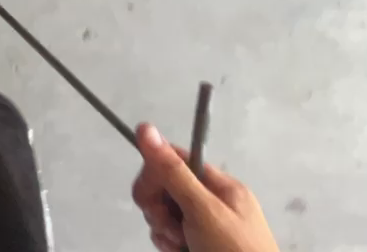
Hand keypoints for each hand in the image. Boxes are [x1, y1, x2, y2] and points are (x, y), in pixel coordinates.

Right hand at [131, 123, 279, 251]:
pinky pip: (166, 229)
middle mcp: (213, 201)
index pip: (174, 159)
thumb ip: (173, 171)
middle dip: (157, 204)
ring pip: (161, 209)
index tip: (151, 191)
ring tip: (177, 243)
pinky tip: (176, 250)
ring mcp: (204, 224)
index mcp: (222, 187)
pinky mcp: (196, 242)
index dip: (155, 171)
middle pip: (164, 184)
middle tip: (168, 224)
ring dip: (161, 225)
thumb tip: (144, 126)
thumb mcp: (203, 210)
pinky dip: (166, 240)